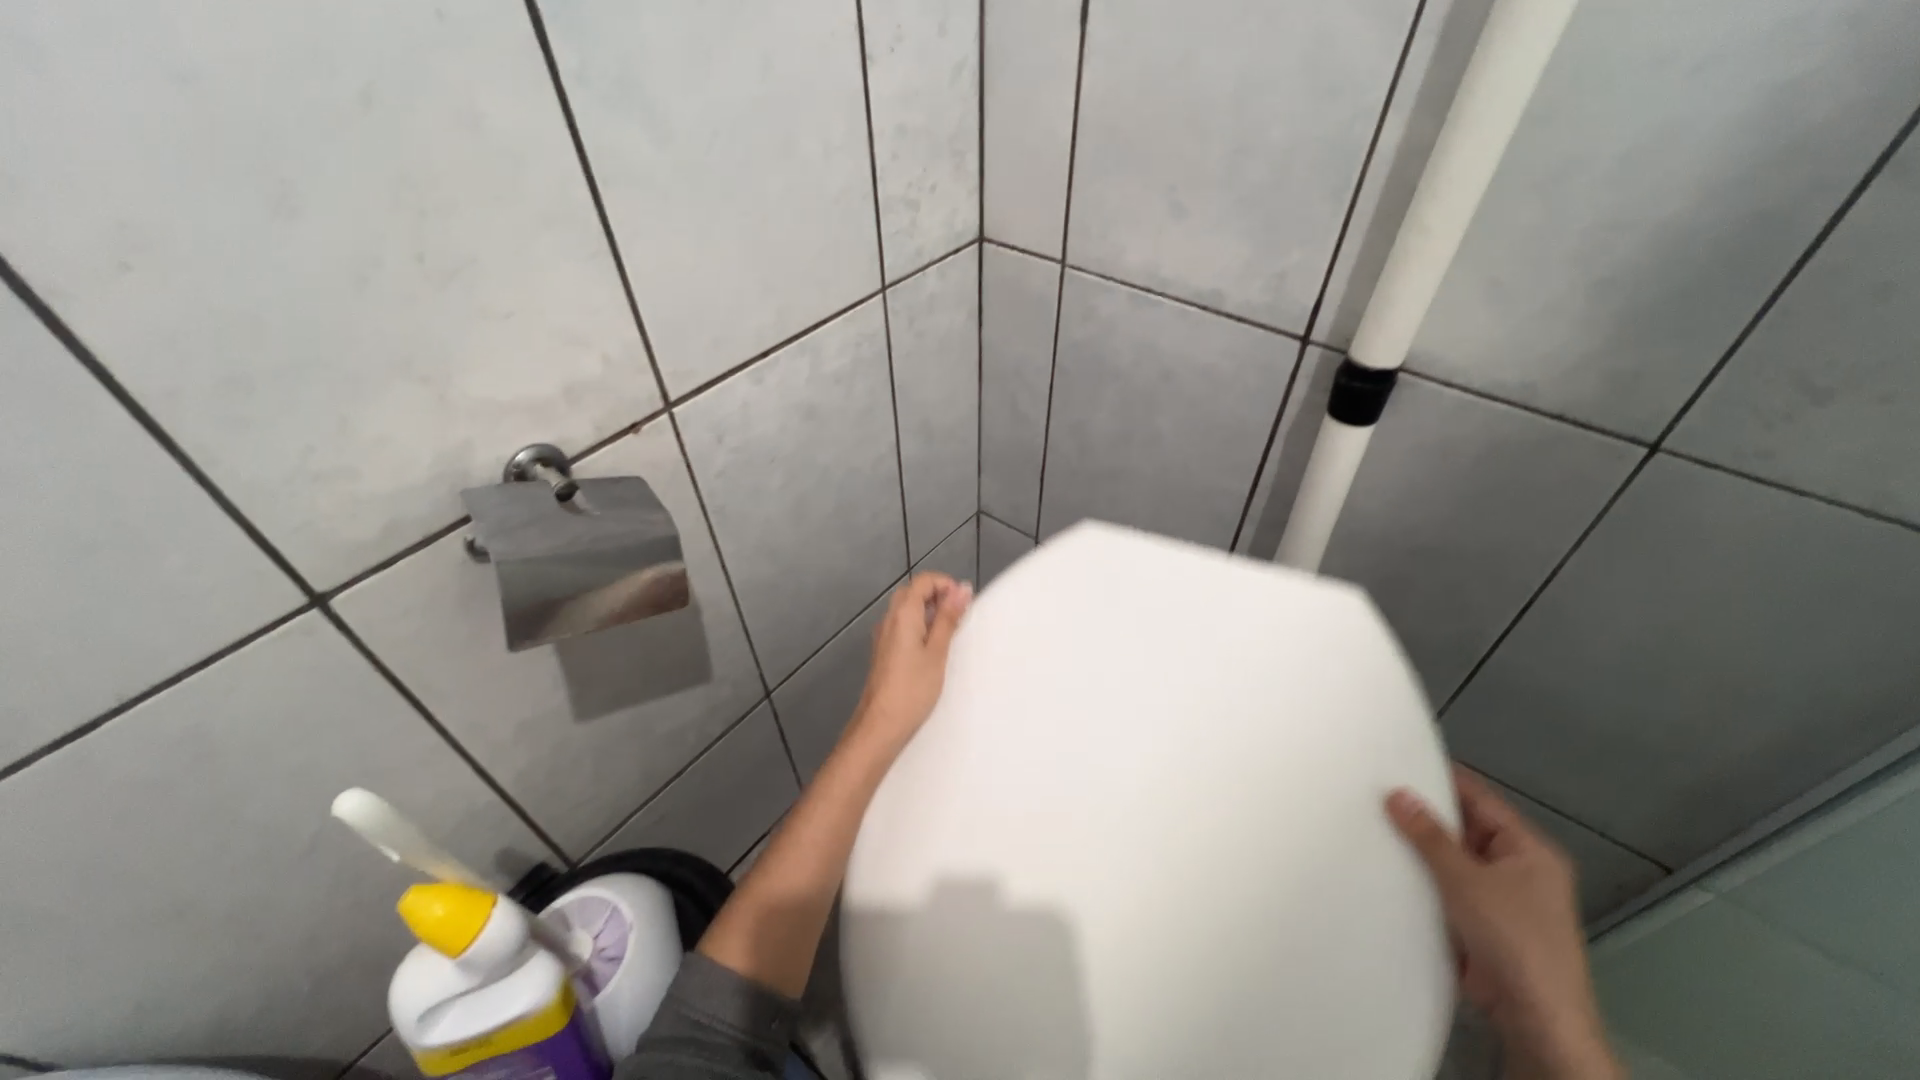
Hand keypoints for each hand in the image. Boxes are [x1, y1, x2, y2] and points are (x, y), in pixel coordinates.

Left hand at [845, 572, 971, 755]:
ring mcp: (883, 636)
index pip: (923, 580)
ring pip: (906, 610)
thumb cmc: (912, 689)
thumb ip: (948, 618)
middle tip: (960, 616)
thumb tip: (962, 588)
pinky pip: (902, 627)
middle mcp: (888, 620)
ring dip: (929, 612)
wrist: (880, 725)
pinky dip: (919, 627)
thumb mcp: (937, 652)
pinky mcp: (884, 652)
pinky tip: (933, 649)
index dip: (946, 584)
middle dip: (938, 596)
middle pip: (913, 592)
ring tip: (950, 634)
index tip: (964, 604)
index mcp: (902, 614)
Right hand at [1387, 767, 1621, 1079]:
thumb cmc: (1514, 941)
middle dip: (1425, 816)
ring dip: (1420, 851)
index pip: (1480, 800)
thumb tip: (1398, 795)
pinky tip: (1386, 870)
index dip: (1442, 779)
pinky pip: (1444, 890)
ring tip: (1373, 825)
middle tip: (1376, 793)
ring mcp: (1498, 898)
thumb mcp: (1467, 880)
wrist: (1533, 1016)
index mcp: (1529, 850)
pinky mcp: (1478, 924)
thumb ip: (1430, 837)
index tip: (1400, 760)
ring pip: (1451, 861)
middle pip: (1463, 829)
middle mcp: (1517, 868)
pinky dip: (1421, 881)